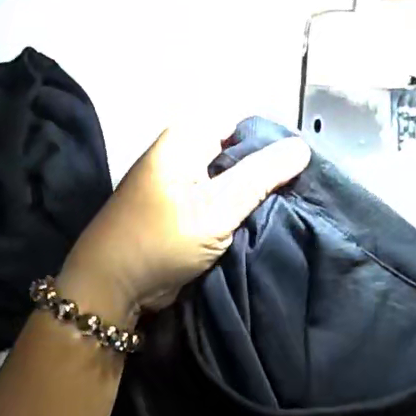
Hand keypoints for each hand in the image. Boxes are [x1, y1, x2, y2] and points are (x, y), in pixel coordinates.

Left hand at [59, 126, 310, 321]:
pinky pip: (222, 202)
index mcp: (184, 140)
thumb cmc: (160, 240)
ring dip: (256, 194)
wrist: (113, 290)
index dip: (272, 143)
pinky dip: (241, 211)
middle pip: (238, 153)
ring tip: (291, 206)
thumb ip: (260, 176)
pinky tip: (267, 221)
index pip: (242, 125)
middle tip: (301, 191)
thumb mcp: (216, 207)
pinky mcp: (185, 212)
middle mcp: (183, 155)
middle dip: (267, 171)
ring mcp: (183, 185)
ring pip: (233, 180)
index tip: (301, 167)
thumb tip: (303, 147)